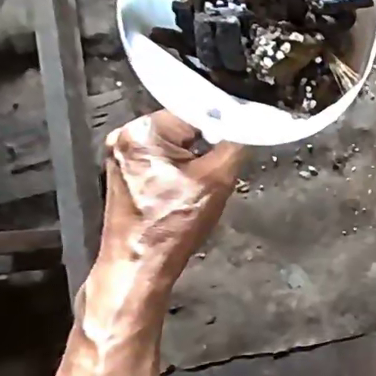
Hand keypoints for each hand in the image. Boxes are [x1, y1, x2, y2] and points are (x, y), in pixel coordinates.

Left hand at [90, 111, 243, 296]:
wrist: (140, 265)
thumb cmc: (168, 230)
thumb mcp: (217, 181)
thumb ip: (236, 144)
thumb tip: (251, 123)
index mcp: (143, 132)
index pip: (198, 110)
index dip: (224, 126)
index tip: (239, 139)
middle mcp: (127, 137)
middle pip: (186, 127)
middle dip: (207, 146)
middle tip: (213, 174)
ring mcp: (123, 156)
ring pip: (176, 144)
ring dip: (194, 160)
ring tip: (197, 188)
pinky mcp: (127, 173)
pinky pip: (163, 160)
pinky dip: (180, 171)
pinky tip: (184, 194)